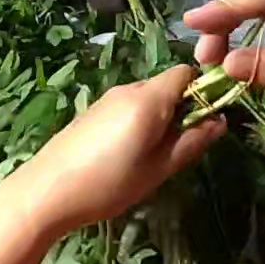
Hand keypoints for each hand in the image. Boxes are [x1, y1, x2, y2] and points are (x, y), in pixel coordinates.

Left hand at [0, 65, 224, 237]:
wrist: (45, 190)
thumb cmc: (108, 183)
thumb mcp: (158, 169)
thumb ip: (191, 142)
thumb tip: (219, 120)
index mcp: (147, 98)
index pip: (186, 73)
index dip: (202, 91)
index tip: (206, 123)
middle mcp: (126, 89)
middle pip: (166, 85)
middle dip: (181, 109)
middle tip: (180, 148)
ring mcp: (105, 99)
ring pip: (146, 98)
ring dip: (158, 118)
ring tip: (151, 157)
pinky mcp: (91, 111)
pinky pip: (127, 107)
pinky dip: (137, 122)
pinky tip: (126, 155)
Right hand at [185, 0, 264, 138]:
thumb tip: (226, 64)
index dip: (227, 7)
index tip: (193, 23)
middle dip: (222, 20)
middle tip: (202, 54)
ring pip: (249, 9)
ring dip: (224, 29)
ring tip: (209, 58)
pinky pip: (255, 25)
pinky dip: (235, 38)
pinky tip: (223, 56)